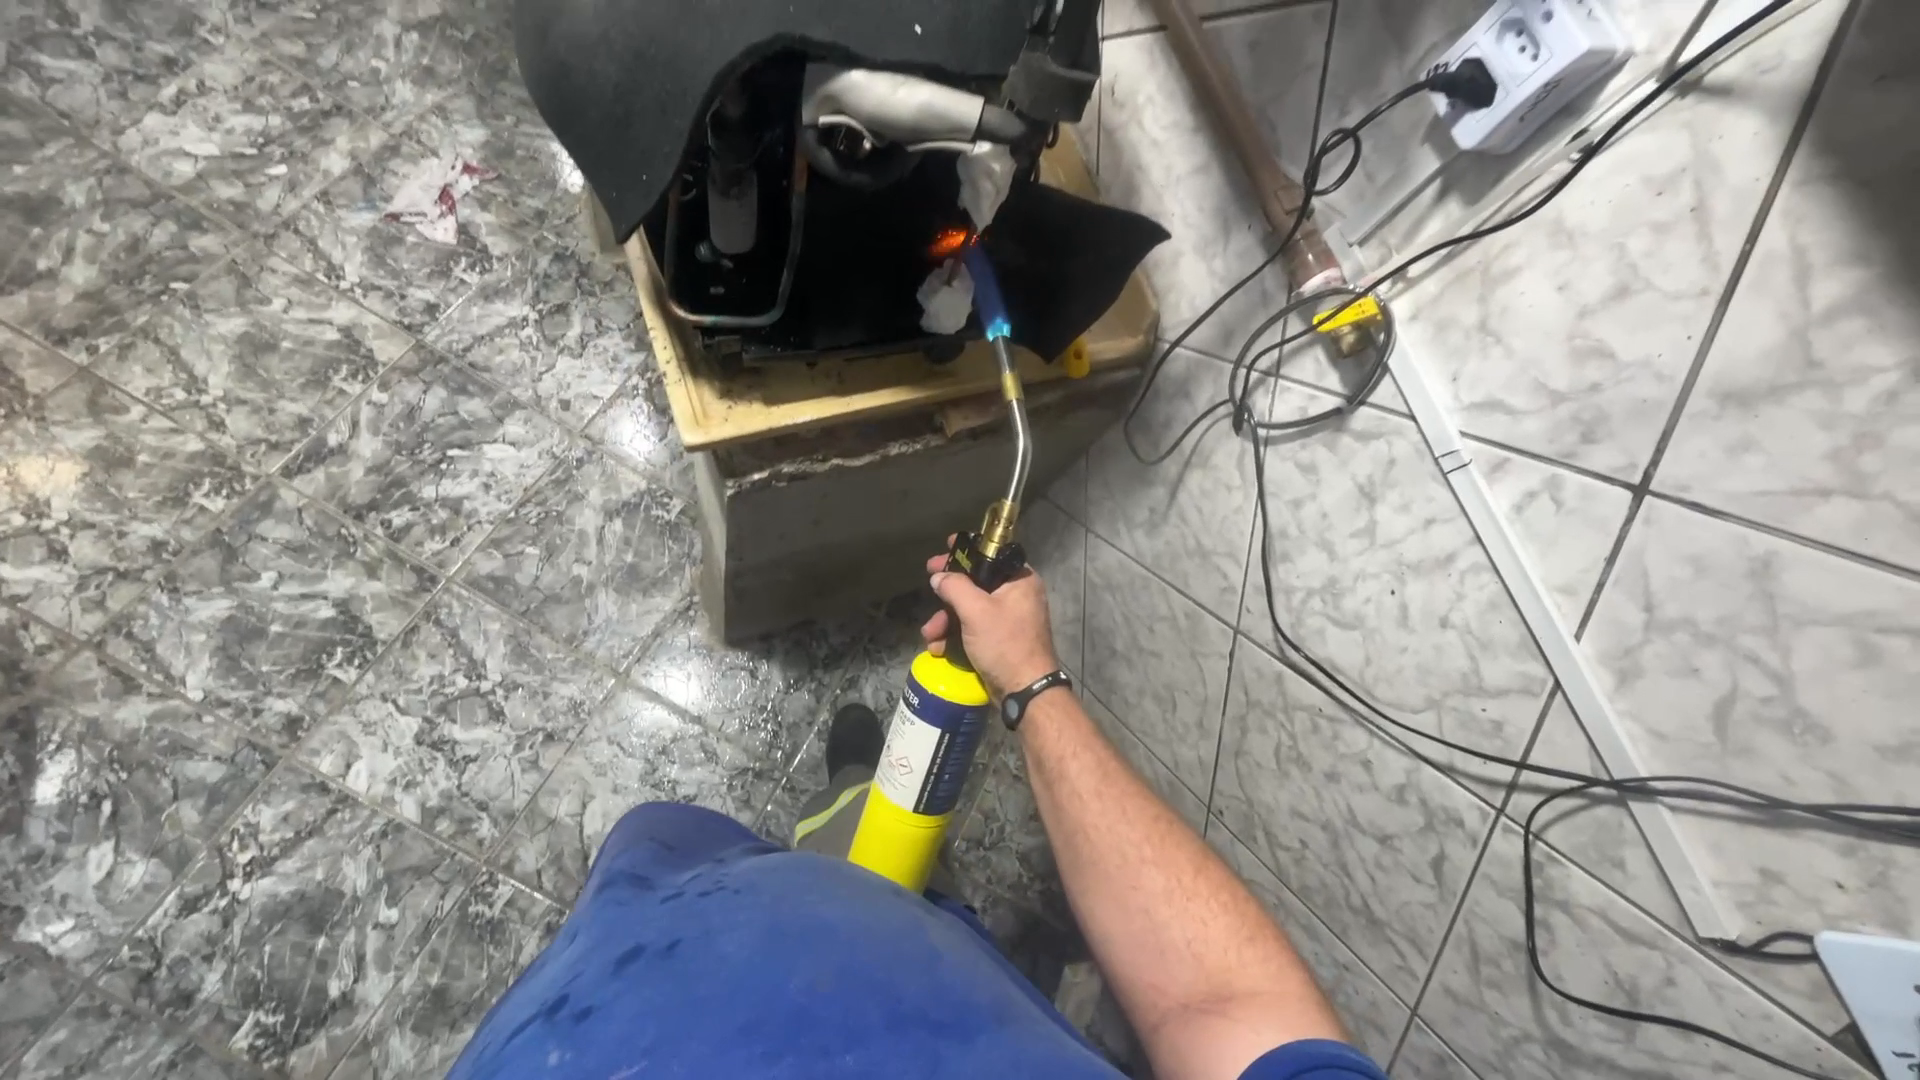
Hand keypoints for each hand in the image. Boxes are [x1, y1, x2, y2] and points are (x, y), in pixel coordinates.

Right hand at [919, 547, 1061, 699]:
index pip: (991, 555)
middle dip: (948, 596)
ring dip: (946, 621)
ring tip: (930, 635)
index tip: (943, 552)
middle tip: (930, 588)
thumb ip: (955, 587)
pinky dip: (955, 636)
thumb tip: (939, 576)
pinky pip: (973, 629)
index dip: (966, 552)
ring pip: (970, 609)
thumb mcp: (976, 611)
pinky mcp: (998, 640)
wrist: (1023, 691)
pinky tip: (938, 648)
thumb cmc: (1004, 644)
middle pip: (976, 584)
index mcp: (1019, 580)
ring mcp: (1007, 620)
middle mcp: (1016, 596)